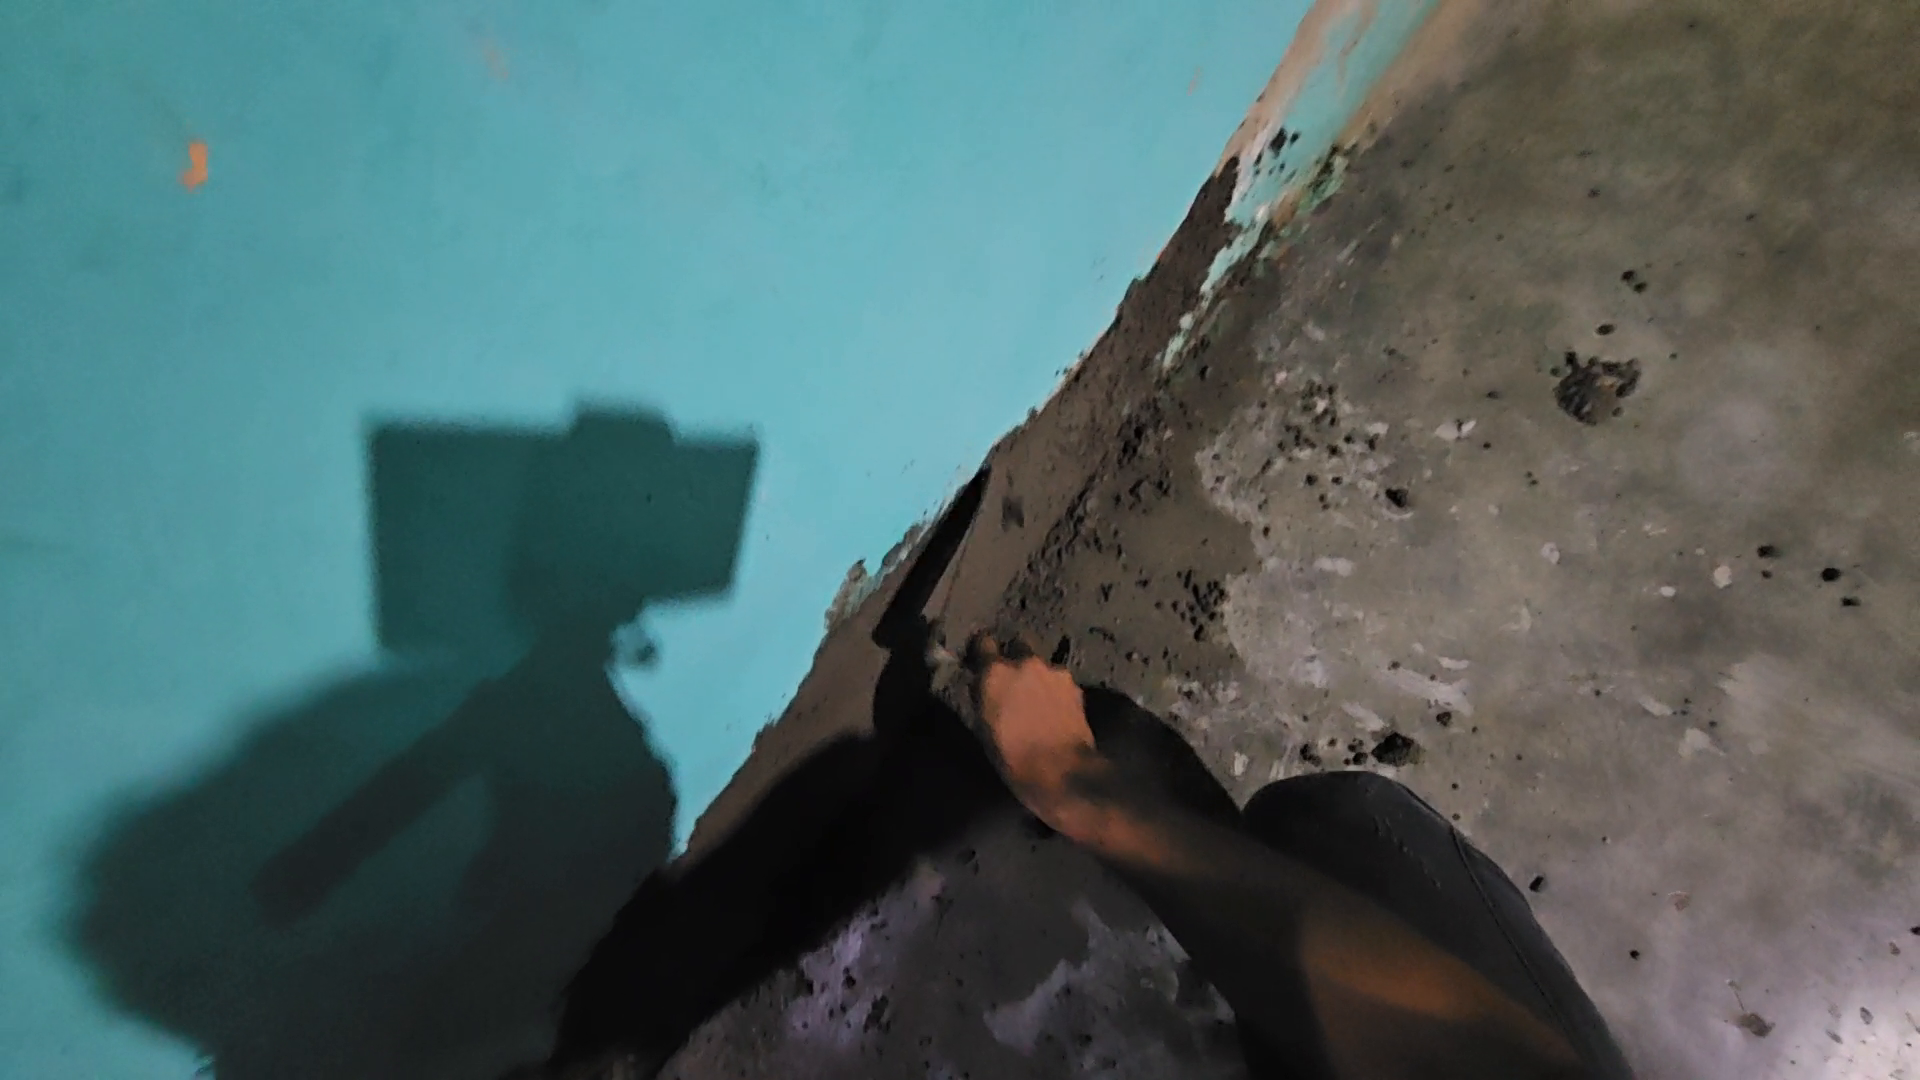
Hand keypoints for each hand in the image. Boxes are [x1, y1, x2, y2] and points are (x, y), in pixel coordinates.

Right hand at [967, 634, 1096, 808]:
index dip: (982, 650)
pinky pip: (1058, 679)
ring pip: (1040, 663)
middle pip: (1018, 644)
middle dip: (1014, 656)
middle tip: (1012, 680)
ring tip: (1036, 699)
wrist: (1063, 772)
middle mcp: (1025, 662)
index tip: (980, 661)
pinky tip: (1054, 709)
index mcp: (995, 672)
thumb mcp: (984, 729)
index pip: (983, 641)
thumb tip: (981, 683)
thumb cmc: (1013, 758)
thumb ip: (982, 696)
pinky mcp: (1075, 685)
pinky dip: (1053, 689)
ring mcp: (1053, 671)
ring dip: (1036, 675)